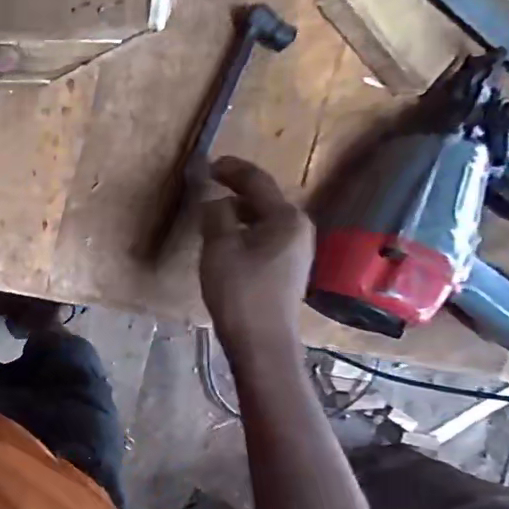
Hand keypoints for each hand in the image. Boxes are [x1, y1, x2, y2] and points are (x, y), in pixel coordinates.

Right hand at [199, 156, 314, 345]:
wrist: (263, 344)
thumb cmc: (241, 292)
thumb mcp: (220, 247)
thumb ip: (217, 215)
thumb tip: (217, 202)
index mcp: (286, 218)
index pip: (257, 182)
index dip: (232, 169)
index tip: (208, 164)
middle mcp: (299, 229)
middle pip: (264, 199)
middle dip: (237, 189)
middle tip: (211, 181)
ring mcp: (298, 251)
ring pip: (264, 219)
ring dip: (240, 211)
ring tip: (215, 210)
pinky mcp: (289, 269)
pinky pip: (266, 237)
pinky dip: (246, 230)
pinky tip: (228, 239)